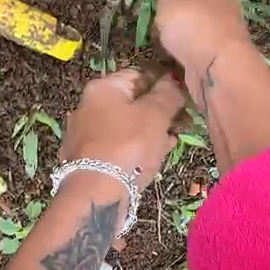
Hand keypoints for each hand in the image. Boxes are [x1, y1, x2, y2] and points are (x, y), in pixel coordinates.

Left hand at [58, 68, 186, 194]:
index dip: (164, 83)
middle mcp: (88, 107)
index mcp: (102, 88)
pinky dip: (136, 149)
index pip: (139, 75)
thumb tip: (173, 81)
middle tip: (182, 123)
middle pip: (131, 102)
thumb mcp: (155, 115)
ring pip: (125, 127)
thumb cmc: (127, 147)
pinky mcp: (86, 160)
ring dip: (150, 132)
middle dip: (158, 112)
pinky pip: (118, 147)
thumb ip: (168, 94)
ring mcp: (85, 135)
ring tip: (171, 141)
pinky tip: (153, 158)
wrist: (95, 194)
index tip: (184, 97)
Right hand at [152, 0, 254, 101]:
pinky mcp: (218, 53)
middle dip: (172, 12)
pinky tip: (174, 56)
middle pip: (191, 3)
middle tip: (156, 19)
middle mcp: (223, 2)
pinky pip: (195, 47)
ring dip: (177, 34)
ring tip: (162, 41)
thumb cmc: (192, 21)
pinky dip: (185, 51)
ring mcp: (222, 30)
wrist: (217, 65)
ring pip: (192, 27)